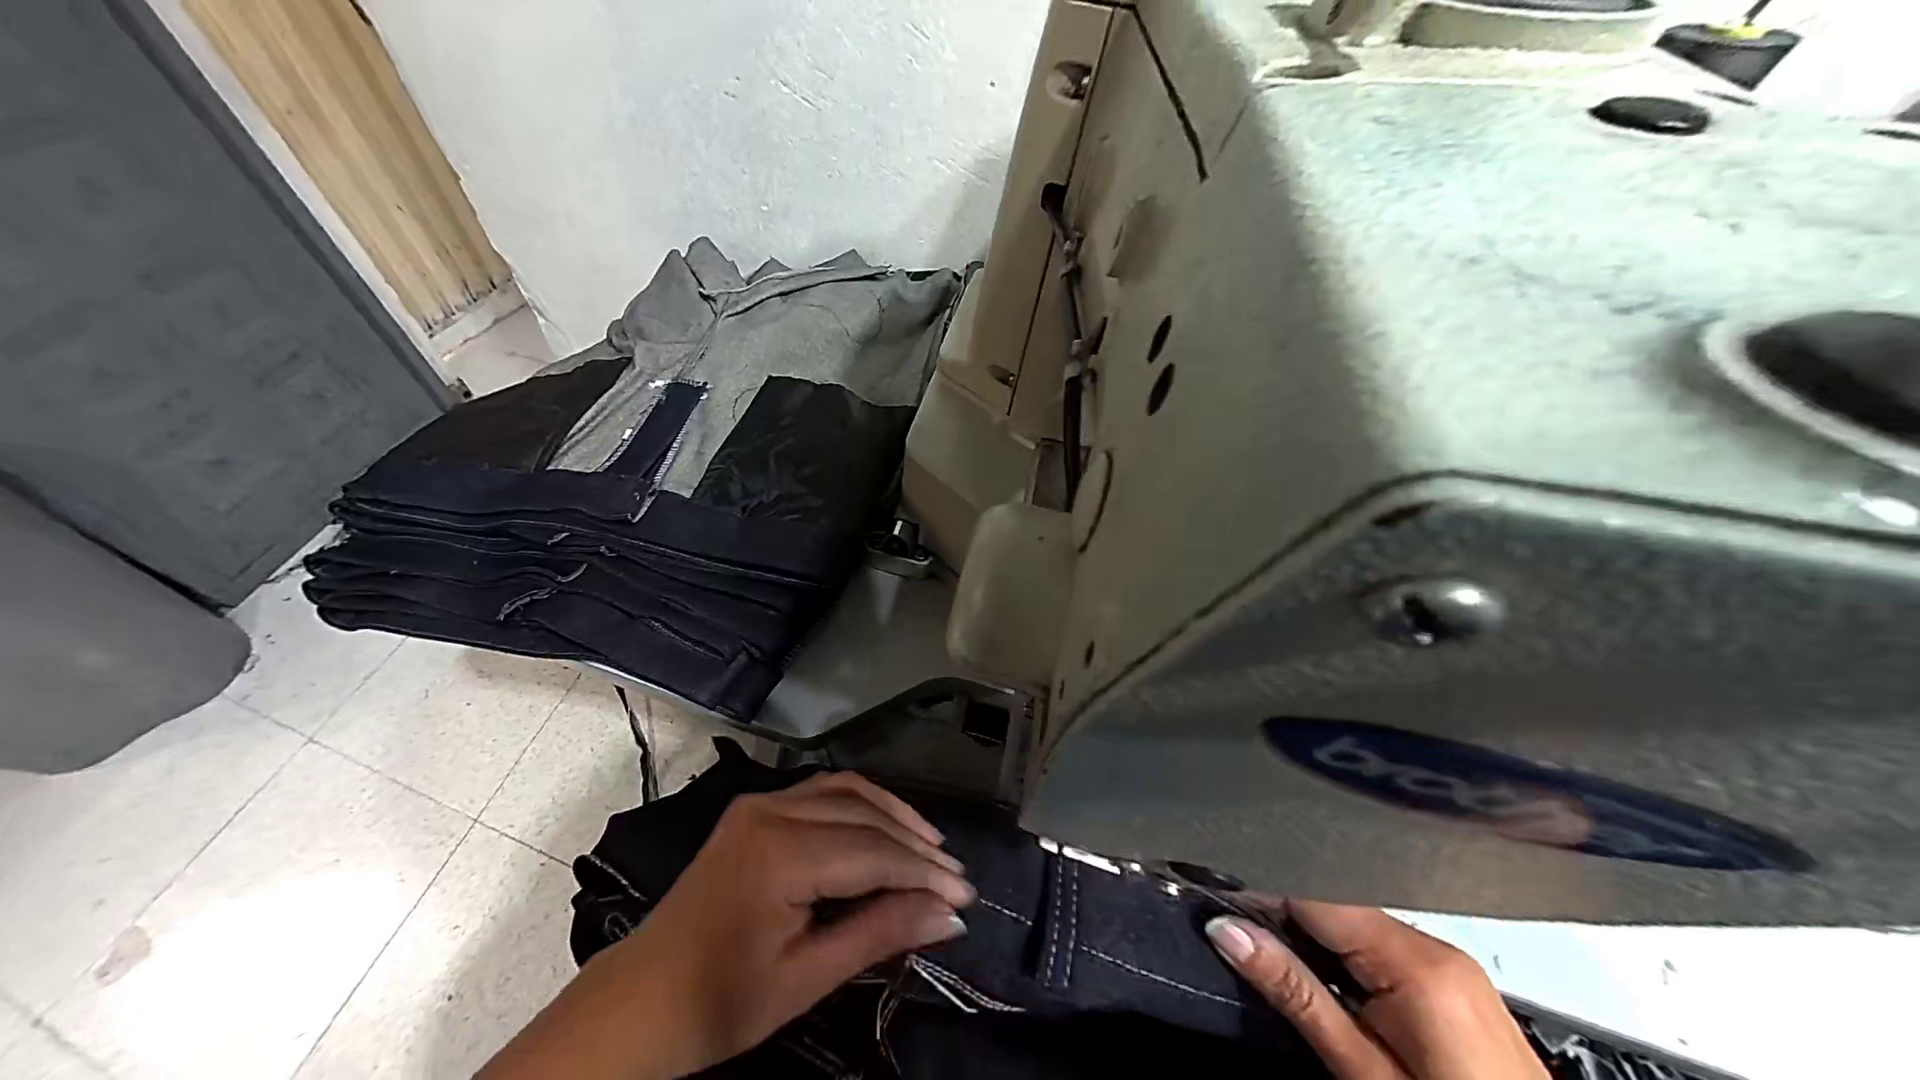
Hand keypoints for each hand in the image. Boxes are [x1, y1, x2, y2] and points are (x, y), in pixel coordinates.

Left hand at [480, 772, 973, 1079]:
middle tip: (956, 878)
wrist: (640, 1001)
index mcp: (779, 854)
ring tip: (932, 846)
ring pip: (847, 792)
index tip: (966, 896)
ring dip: (893, 815)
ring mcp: (760, 803)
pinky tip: (885, 824)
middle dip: (916, 846)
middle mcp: (771, 810)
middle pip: (864, 816)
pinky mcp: (755, 809)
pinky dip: (861, 804)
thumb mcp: (805, 979)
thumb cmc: (719, 1003)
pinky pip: (822, 792)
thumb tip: (950, 916)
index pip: (872, 852)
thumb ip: (880, 934)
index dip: (924, 872)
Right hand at [1205, 901, 1546, 1079]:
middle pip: (1336, 904)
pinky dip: (1348, 959)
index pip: (1315, 893)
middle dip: (1287, 923)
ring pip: (1357, 924)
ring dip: (1316, 942)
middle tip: (1250, 956)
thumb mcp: (1361, 1070)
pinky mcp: (1456, 983)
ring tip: (1295, 984)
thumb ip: (1295, 993)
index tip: (1226, 918)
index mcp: (1419, 964)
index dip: (1262, 899)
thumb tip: (1231, 932)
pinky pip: (1384, 946)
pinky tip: (1336, 993)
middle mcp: (1442, 951)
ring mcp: (1455, 966)